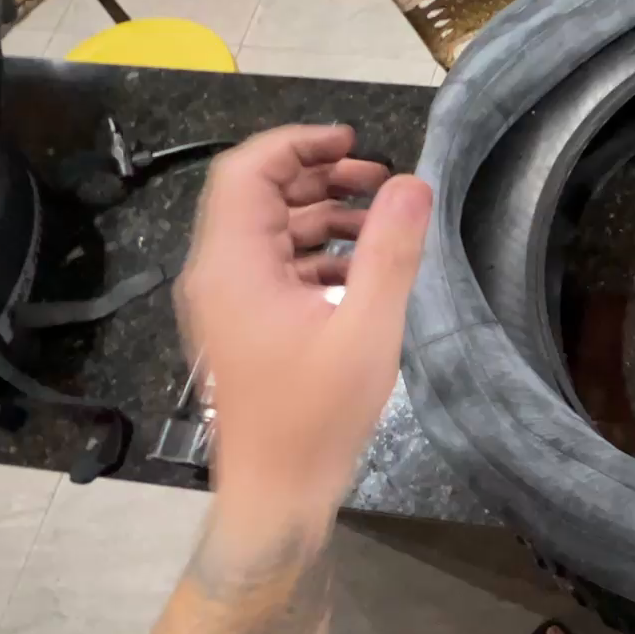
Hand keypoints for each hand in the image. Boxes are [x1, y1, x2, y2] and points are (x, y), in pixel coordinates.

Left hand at [177, 124, 430, 510]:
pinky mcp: (247, 325)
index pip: (249, 172)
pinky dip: (319, 256)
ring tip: (382, 222)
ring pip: (272, 233)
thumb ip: (390, 252)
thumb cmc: (318, 416)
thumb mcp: (367, 330)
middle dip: (321, 178)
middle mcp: (221, 275)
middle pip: (260, 197)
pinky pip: (278, 269)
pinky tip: (364, 271)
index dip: (299, 144)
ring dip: (324, 217)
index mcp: (235, 266)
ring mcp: (231, 302)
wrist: (278, 492)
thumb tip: (413, 185)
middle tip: (381, 180)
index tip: (354, 141)